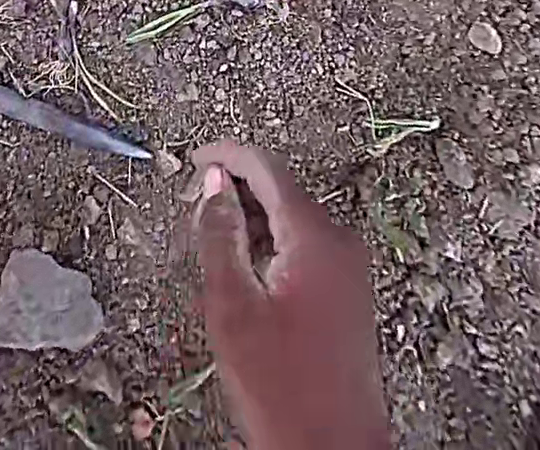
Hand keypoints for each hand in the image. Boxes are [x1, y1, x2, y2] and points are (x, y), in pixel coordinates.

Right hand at [190, 142, 388, 449]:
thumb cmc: (278, 384)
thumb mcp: (233, 304)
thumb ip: (220, 232)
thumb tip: (213, 180)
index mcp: (314, 235)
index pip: (265, 167)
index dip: (226, 154)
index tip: (192, 158)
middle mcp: (338, 238)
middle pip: (279, 188)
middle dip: (234, 188)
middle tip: (192, 207)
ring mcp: (347, 262)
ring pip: (288, 214)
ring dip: (249, 215)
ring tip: (211, 238)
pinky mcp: (346, 285)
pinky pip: (301, 241)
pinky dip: (268, 238)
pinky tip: (243, 263)